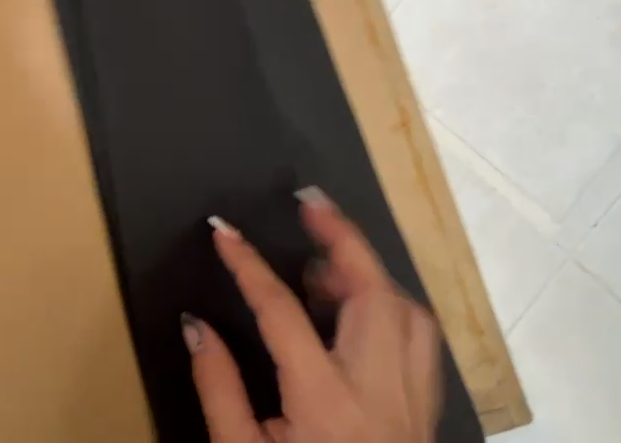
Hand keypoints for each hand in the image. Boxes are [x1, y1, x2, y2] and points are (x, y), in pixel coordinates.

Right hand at [186, 189, 442, 442]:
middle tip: (309, 202)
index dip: (247, 263)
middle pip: (376, 296)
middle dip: (343, 239)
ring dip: (371, 273)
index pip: (282, 310)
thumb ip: (217, 386)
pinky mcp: (425, 417)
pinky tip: (356, 307)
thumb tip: (196, 323)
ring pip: (410, 315)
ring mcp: (413, 406)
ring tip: (325, 258)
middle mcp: (380, 394)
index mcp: (327, 403)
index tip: (221, 229)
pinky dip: (390, 308)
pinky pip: (419, 344)